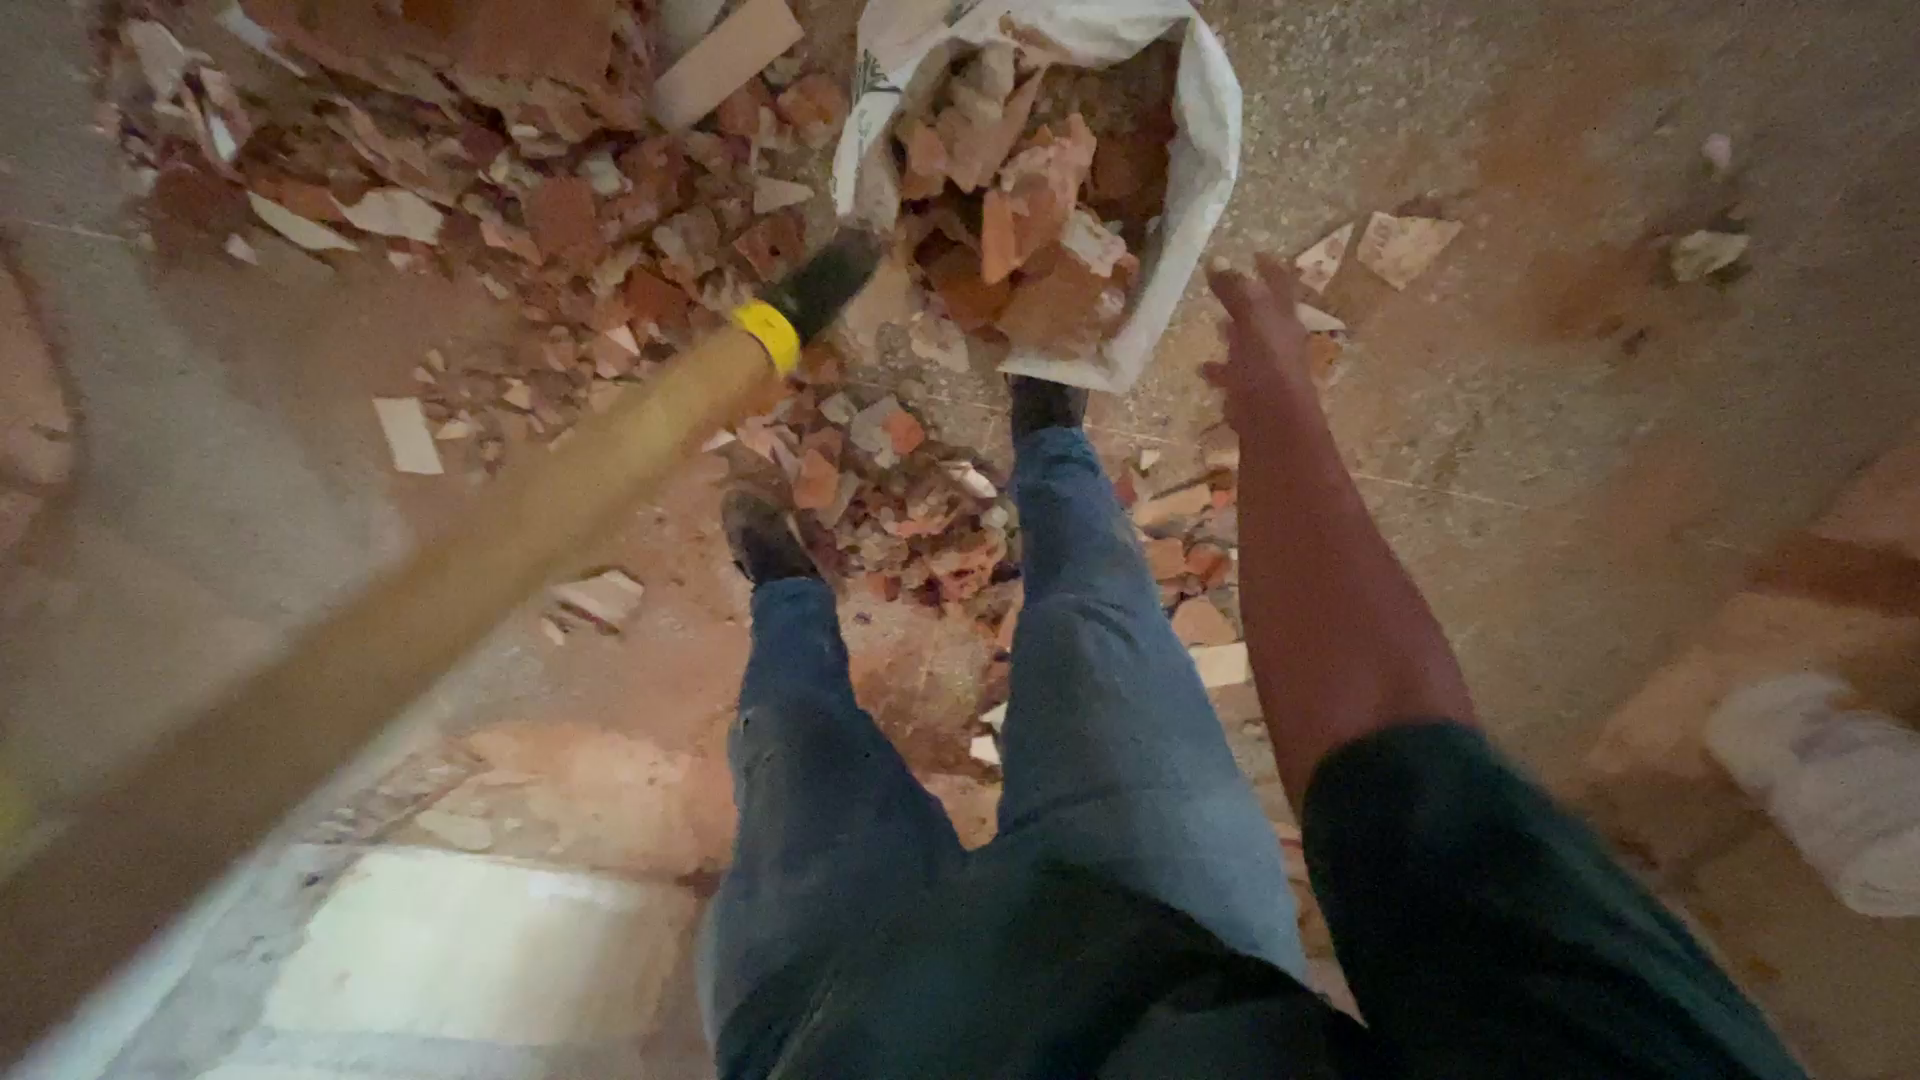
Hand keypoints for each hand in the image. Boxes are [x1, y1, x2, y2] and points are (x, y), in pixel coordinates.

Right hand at [1203, 254, 1317, 434]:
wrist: (1277, 435)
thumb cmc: (1268, 374)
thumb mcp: (1253, 325)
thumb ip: (1237, 294)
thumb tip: (1217, 261)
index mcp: (1284, 324)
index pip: (1280, 287)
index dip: (1270, 269)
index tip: (1255, 253)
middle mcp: (1280, 348)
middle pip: (1266, 319)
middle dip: (1248, 303)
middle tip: (1227, 290)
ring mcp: (1268, 377)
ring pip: (1250, 349)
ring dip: (1234, 337)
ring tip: (1214, 329)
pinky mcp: (1253, 402)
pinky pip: (1236, 380)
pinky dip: (1222, 372)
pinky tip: (1205, 372)